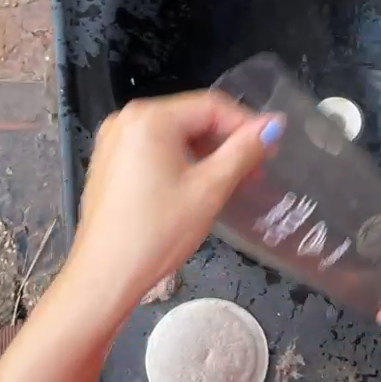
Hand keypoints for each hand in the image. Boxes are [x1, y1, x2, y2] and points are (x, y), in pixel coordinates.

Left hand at [65, 91, 282, 303]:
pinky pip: (156, 152)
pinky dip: (183, 163)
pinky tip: (200, 188)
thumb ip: (244, 151)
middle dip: (228, 142)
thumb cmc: (158, 232)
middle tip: (257, 169)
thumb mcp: (210, 189)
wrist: (106, 275)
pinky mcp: (111, 165)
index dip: (247, 125)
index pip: (212, 106)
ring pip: (175, 137)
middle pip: (192, 119)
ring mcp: (114, 143)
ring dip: (208, 154)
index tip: (272, 148)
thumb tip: (274, 125)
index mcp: (150, 118)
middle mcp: (127, 121)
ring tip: (233, 182)